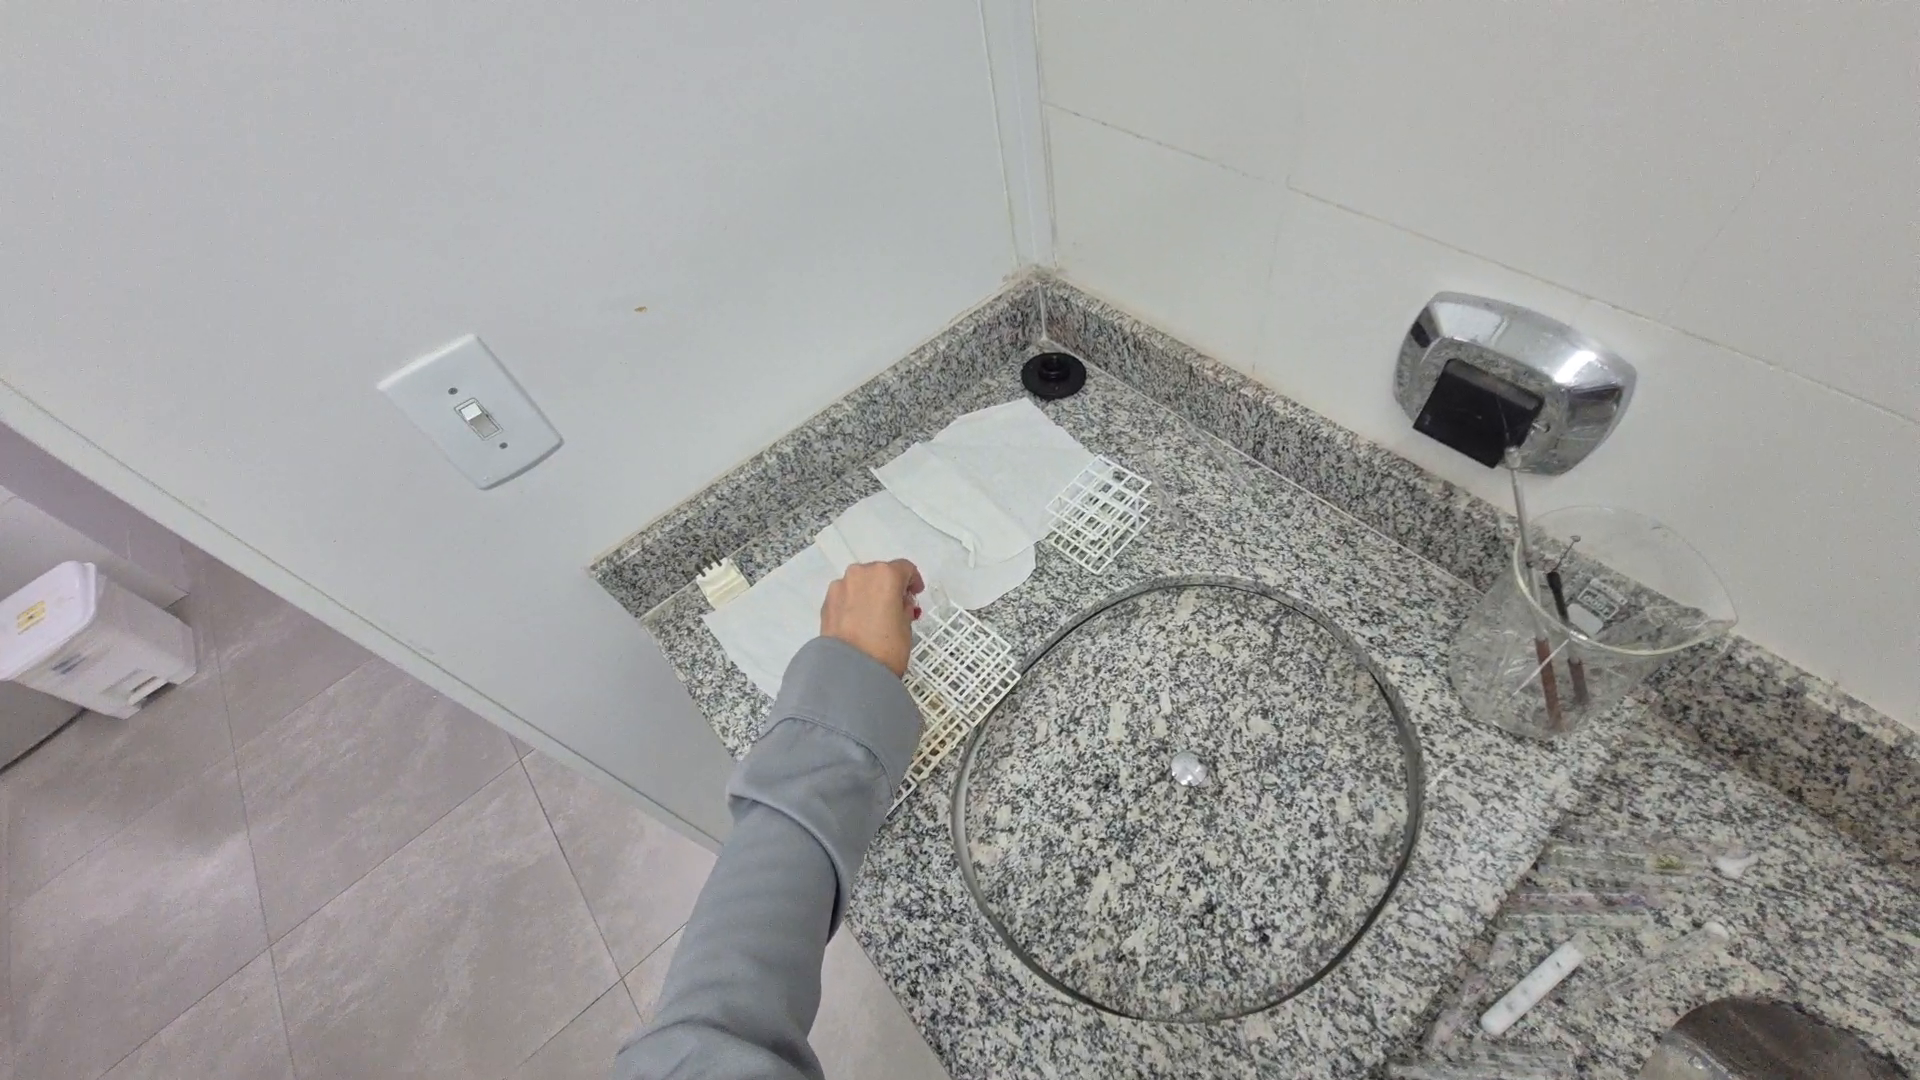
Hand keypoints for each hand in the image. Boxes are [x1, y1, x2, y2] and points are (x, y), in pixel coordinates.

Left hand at [820, 560, 923, 676]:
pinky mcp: (826, 602)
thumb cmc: (887, 647)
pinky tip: (858, 622)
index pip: (905, 568)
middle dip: (889, 586)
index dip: (913, 580)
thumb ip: (904, 608)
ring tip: (874, 616)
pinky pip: (845, 597)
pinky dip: (854, 604)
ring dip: (869, 594)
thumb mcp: (907, 627)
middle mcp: (860, 573)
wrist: (849, 671)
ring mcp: (840, 586)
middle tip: (896, 606)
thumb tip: (898, 604)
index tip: (915, 593)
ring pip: (860, 583)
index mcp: (885, 574)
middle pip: (880, 573)